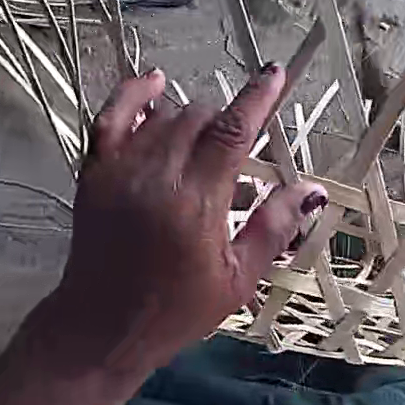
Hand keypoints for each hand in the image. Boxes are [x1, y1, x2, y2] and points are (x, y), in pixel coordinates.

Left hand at [31, 65, 325, 382]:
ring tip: (206, 141)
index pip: (231, 132)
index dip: (257, 98)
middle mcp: (155, 178)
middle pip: (199, 117)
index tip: (274, 74)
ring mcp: (119, 172)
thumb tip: (311, 189)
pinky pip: (111, 117)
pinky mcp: (94, 173)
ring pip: (164, 115)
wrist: (99, 331)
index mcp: (195, 205)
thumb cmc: (176, 311)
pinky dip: (133, 95)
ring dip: (192, 116)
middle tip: (240, 144)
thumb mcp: (238, 280)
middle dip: (227, 118)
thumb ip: (274, 227)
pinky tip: (154, 84)